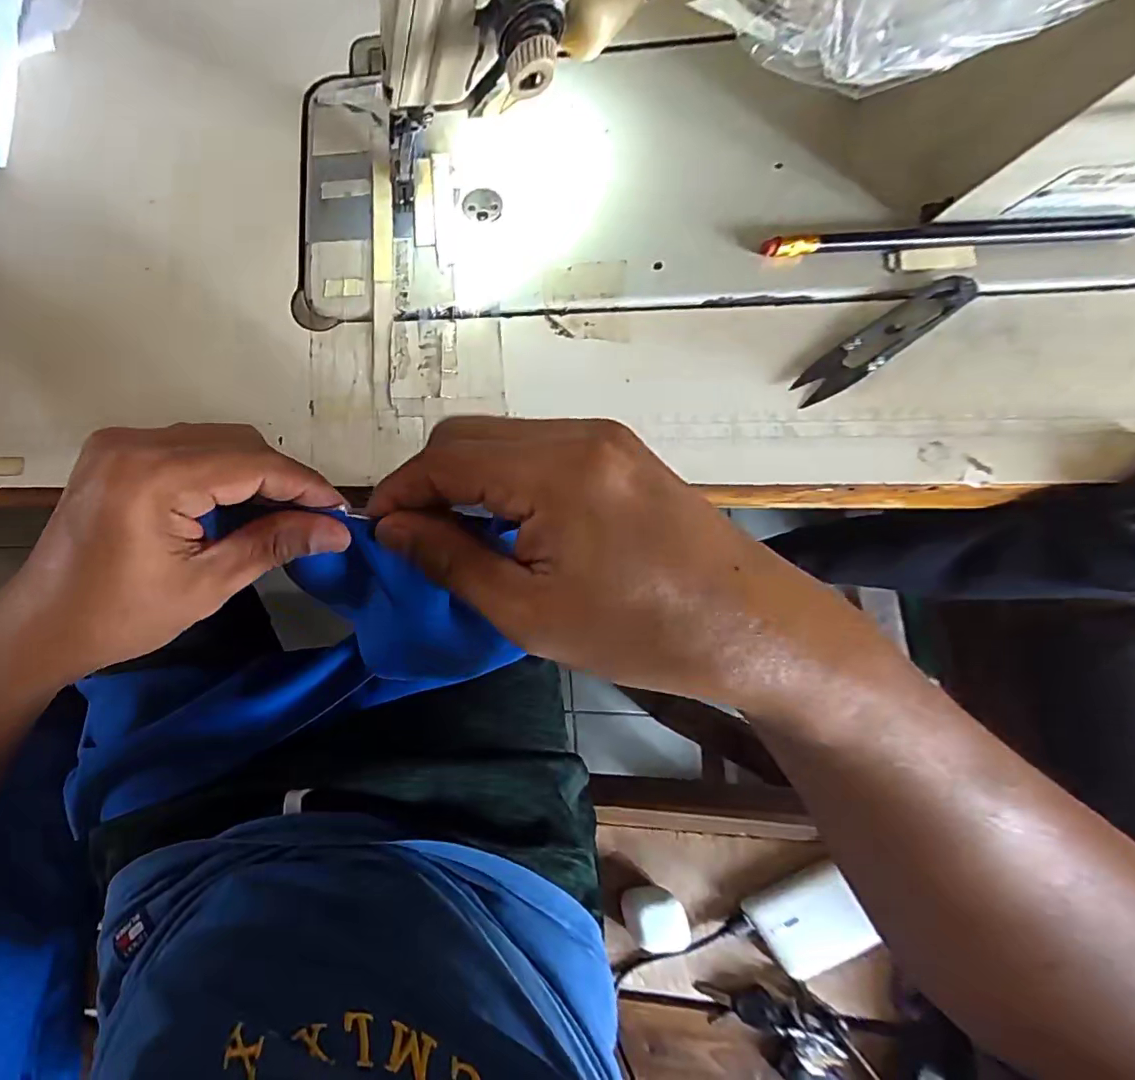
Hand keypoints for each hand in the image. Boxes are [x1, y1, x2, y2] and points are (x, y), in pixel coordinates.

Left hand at [0, 425, 351, 685]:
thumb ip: (271, 544)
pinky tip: (230, 505)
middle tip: (310, 519)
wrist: (43, 625)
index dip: (303, 483)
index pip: (251, 462)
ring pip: (209, 440)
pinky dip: (214, 471)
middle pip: (233, 441)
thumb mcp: (205, 585)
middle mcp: (134, 442)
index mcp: (154, 476)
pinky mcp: (111, 450)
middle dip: (277, 477)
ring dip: (248, 472)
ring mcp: (118, 441)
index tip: (338, 509)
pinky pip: (181, 447)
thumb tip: (334, 529)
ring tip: (275, 515)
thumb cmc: (121, 618)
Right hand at [367, 418, 897, 715]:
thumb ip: (448, 559)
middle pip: (463, 435)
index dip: (397, 492)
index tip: (376, 532)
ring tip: (453, 535)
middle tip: (414, 538)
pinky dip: (496, 477)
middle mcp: (575, 435)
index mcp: (554, 472)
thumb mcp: (527, 612)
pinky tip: (501, 522)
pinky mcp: (614, 450)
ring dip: (458, 478)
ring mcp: (599, 437)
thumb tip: (391, 528)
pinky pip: (529, 448)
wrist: (758, 631)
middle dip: (423, 481)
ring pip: (494, 438)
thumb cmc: (639, 634)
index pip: (443, 460)